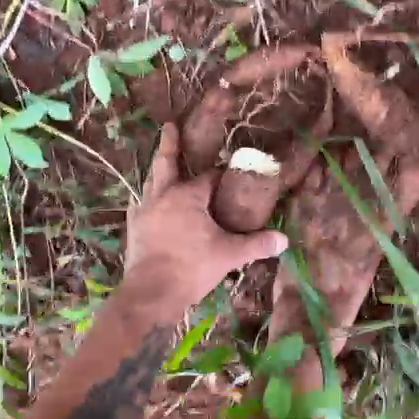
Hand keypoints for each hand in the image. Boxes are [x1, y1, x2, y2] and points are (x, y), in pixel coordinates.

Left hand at [121, 125, 287, 317]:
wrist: (151, 292)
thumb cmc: (192, 267)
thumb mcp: (229, 255)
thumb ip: (256, 244)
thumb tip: (284, 240)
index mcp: (188, 195)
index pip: (209, 177)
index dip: (221, 173)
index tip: (231, 171)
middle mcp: (163, 195)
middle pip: (166, 163)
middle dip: (170, 144)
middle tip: (169, 126)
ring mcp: (145, 210)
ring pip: (150, 181)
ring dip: (157, 170)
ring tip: (159, 162)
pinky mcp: (134, 227)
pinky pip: (139, 204)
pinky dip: (145, 199)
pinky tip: (146, 202)